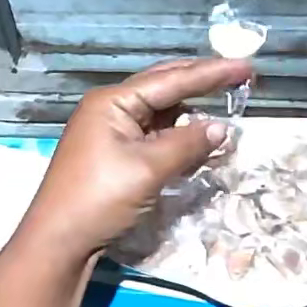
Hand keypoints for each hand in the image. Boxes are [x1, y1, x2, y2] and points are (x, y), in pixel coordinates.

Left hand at [20, 58, 250, 259]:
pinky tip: (197, 139)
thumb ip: (188, 144)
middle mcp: (108, 109)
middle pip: (163, 88)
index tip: (248, 66)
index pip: (171, 80)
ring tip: (225, 110)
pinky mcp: (111, 154)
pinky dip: (176, 137)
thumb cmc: (99, 198)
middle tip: (239, 78)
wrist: (59, 240)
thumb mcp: (148, 169)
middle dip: (200, 84)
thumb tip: (222, 128)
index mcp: (112, 102)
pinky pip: (151, 136)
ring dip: (190, 114)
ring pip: (159, 113)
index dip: (212, 73)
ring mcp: (108, 132)